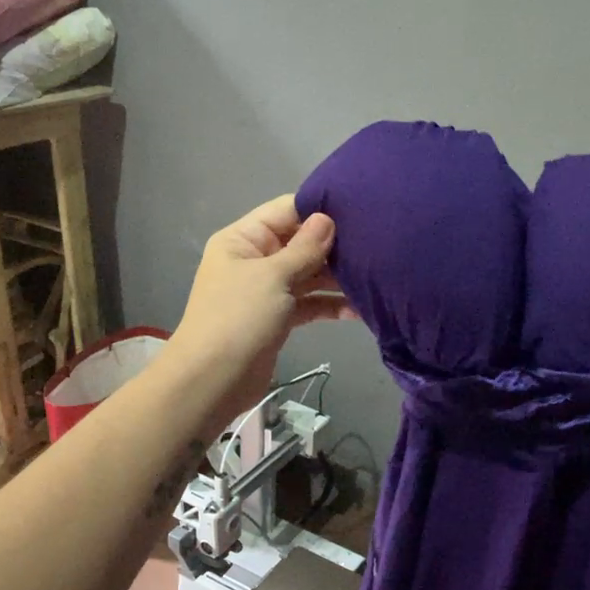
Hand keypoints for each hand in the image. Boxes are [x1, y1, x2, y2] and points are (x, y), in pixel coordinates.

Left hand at [164, 195, 354, 428]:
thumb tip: (327, 218)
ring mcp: (267, 290)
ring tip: (375, 277)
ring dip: (337, 278)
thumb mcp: (273, 277)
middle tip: (376, 245)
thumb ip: (304, 248)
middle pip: (301, 243)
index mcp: (243, 239)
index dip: (318, 209)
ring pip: (308, 274)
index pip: (286, 210)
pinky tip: (359, 310)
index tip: (358, 209)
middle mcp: (255, 259)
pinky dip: (331, 305)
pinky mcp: (279, 318)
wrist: (213, 380)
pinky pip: (309, 303)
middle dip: (334, 245)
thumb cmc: (238, 318)